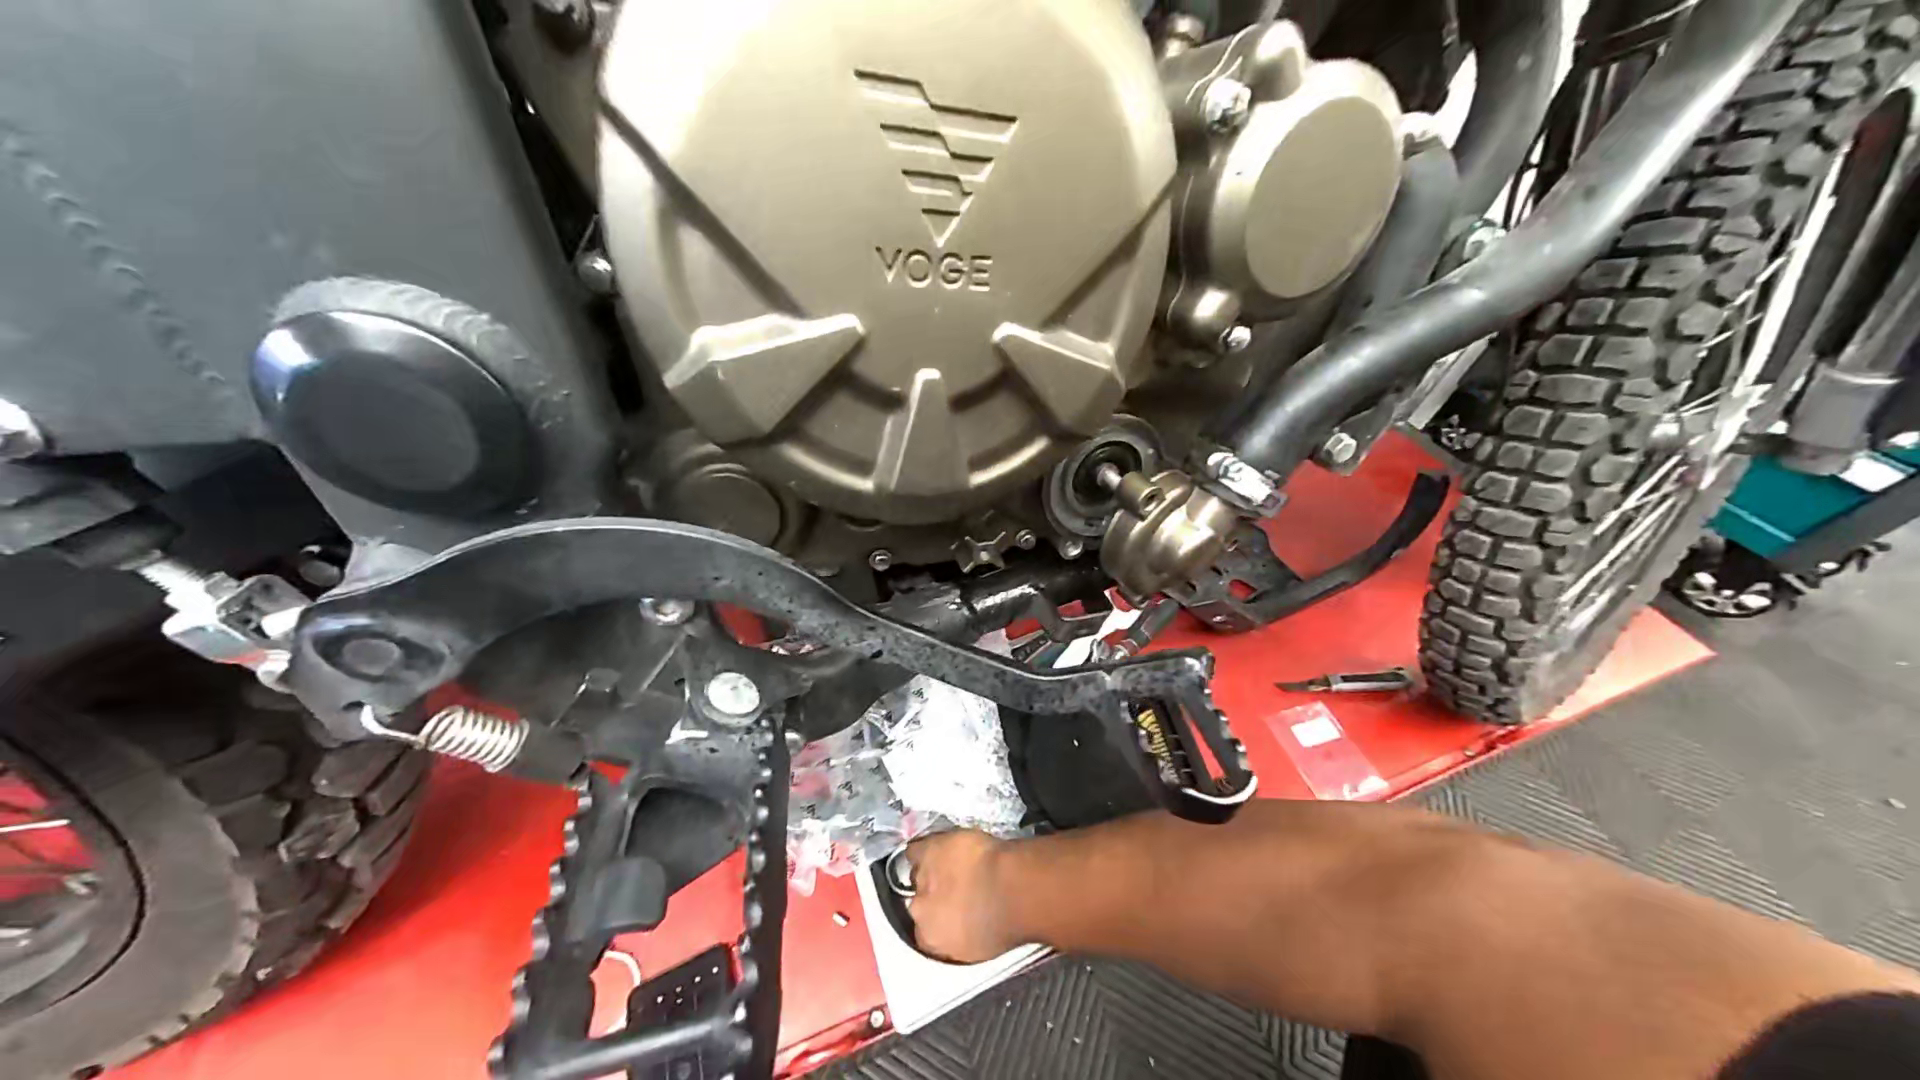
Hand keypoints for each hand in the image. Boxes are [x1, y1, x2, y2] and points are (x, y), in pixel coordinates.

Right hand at [900, 830, 1020, 963]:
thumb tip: (962, 928)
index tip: (952, 912)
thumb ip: (959, 938)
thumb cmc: (1004, 924)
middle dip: (934, 895)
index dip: (938, 919)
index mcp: (930, 939)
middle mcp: (919, 910)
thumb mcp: (979, 947)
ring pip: (920, 871)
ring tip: (954, 864)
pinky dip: (928, 847)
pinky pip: (918, 849)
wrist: (1009, 888)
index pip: (924, 930)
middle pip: (919, 900)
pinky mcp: (928, 850)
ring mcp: (922, 877)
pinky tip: (942, 846)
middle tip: (956, 887)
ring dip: (933, 869)